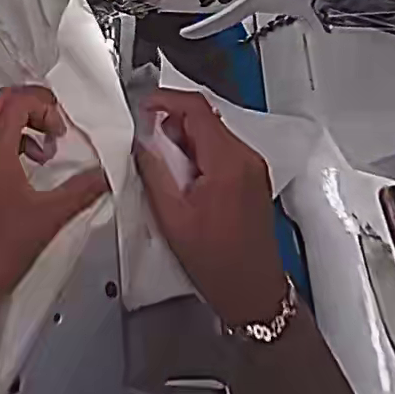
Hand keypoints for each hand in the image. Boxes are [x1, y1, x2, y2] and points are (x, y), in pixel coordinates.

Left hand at [0, 86, 107, 344]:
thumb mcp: (48, 217)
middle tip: (56, 123)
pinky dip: (12, 142)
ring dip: (23, 124)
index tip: (61, 126)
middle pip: (3, 102)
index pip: (17, 100)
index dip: (45, 105)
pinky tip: (29, 168)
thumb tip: (102, 177)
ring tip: (46, 149)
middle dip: (34, 106)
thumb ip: (81, 190)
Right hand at [132, 89, 288, 327]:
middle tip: (151, 147)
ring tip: (168, 170)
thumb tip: (141, 140)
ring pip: (212, 132)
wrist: (253, 292)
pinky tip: (187, 180)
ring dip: (185, 140)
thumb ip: (154, 169)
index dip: (167, 100)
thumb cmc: (216, 261)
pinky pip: (221, 148)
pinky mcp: (252, 175)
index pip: (197, 109)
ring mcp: (253, 165)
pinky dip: (200, 153)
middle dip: (173, 125)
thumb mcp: (172, 215)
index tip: (145, 107)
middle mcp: (246, 156)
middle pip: (205, 118)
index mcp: (228, 161)